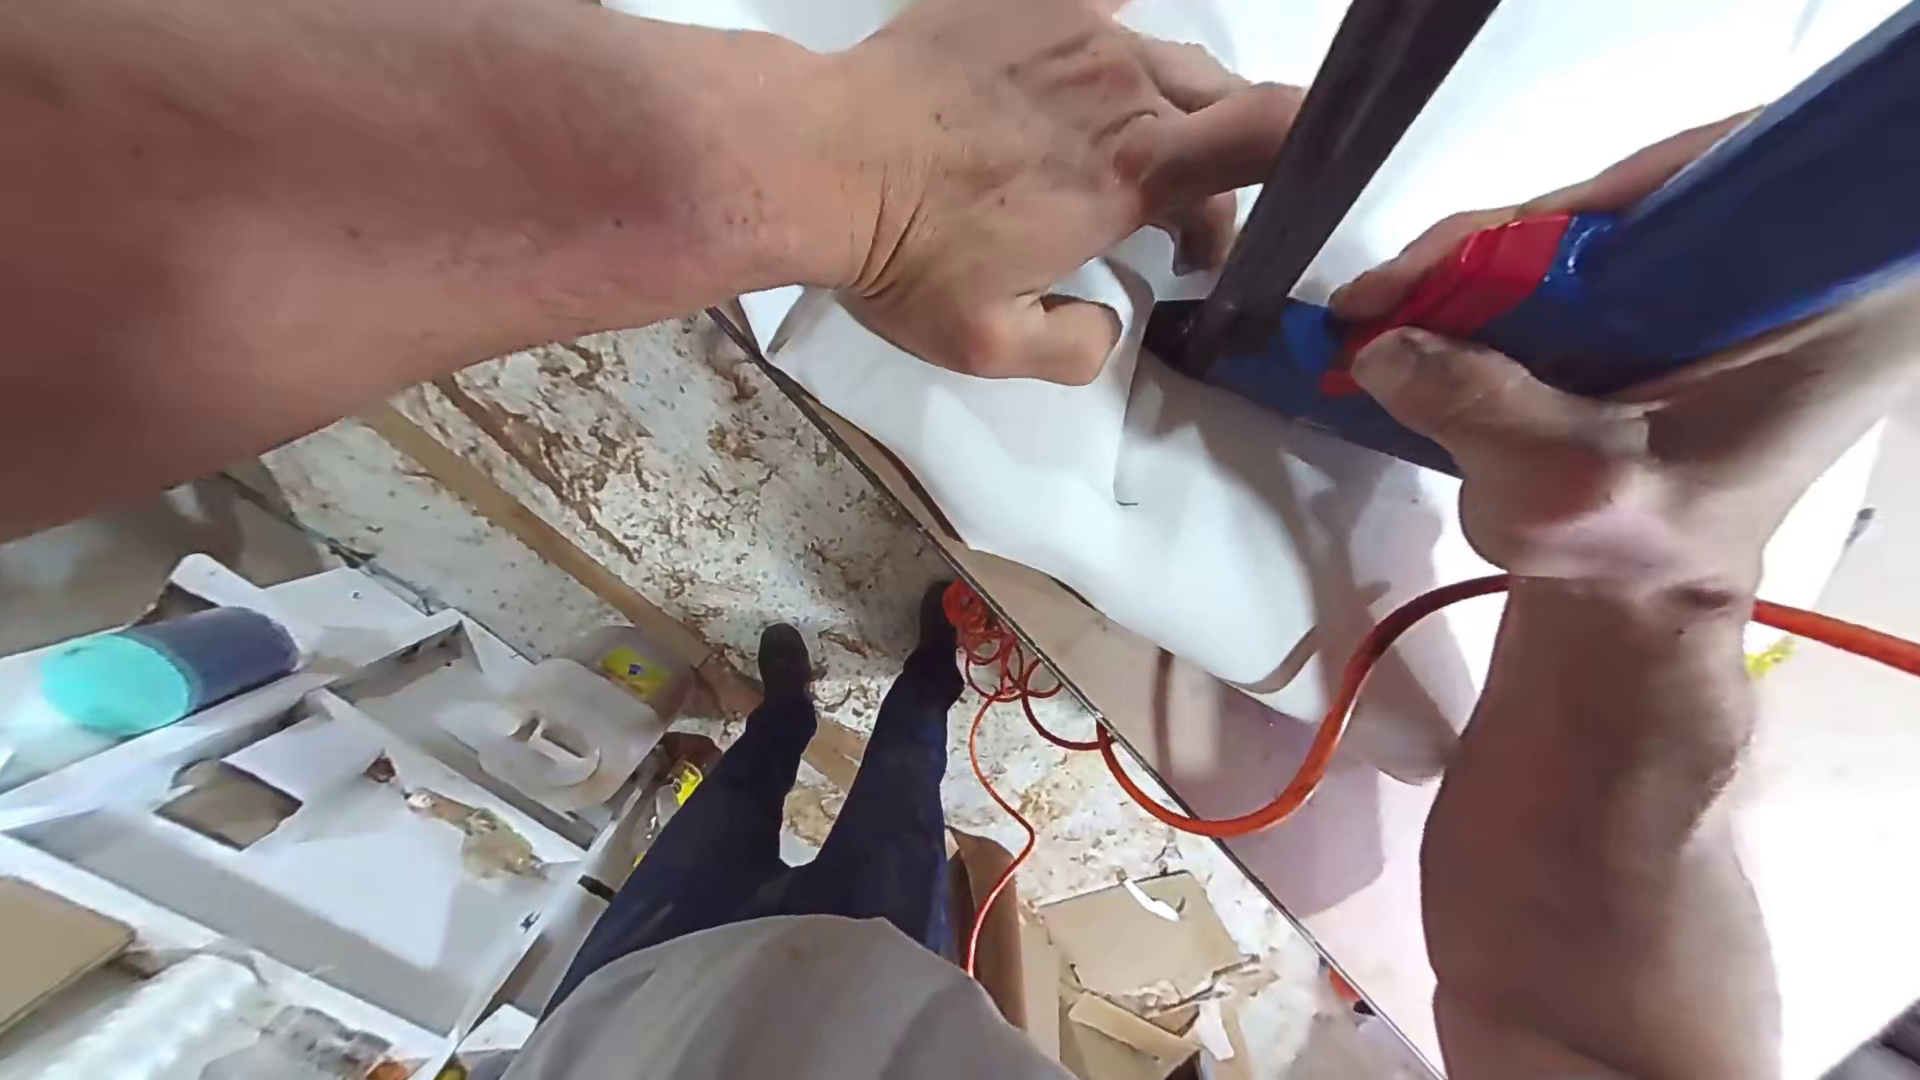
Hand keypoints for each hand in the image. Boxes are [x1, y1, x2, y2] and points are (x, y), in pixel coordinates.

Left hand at [827, 0, 1298, 383]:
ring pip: (1169, 73)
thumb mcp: (993, 346)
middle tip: (1175, 241)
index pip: (1270, 133)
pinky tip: (1069, 117)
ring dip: (1169, 133)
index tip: (1275, 203)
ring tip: (1119, 183)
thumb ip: (1077, 349)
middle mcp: (1120, 87)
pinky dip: (1114, 79)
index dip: (1309, 153)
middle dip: (1216, 186)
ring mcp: (1078, 29)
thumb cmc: (907, 260)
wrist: (825, 163)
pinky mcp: (1033, 4)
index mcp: (1125, 175)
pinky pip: (1111, 27)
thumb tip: (1113, 323)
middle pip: (1222, 115)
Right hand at [1330, 116, 1919, 591]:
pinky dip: (1470, 301)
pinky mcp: (1645, 317)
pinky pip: (1548, 279)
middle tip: (1380, 296)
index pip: (1696, 192)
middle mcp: (1779, 273)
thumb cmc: (1624, 549)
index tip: (1448, 266)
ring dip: (1462, 277)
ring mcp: (1705, 292)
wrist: (1623, 587)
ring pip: (1567, 243)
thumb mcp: (1558, 486)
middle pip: (1614, 211)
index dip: (1565, 214)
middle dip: (1486, 250)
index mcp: (1828, 295)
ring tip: (1374, 314)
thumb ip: (1477, 408)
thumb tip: (1376, 347)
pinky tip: (1412, 328)